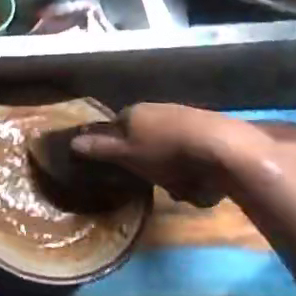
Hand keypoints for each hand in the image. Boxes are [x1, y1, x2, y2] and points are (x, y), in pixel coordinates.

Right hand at [71, 104, 274, 205]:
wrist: (223, 149)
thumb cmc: (165, 152)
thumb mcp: (126, 155)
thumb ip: (99, 149)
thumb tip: (72, 141)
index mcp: (134, 111)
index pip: (117, 127)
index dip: (118, 148)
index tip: (123, 166)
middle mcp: (158, 108)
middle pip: (145, 138)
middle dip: (149, 160)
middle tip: (153, 180)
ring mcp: (186, 116)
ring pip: (170, 147)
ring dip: (173, 167)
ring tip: (182, 186)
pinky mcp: (211, 129)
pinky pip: (194, 152)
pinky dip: (195, 167)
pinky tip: (202, 180)